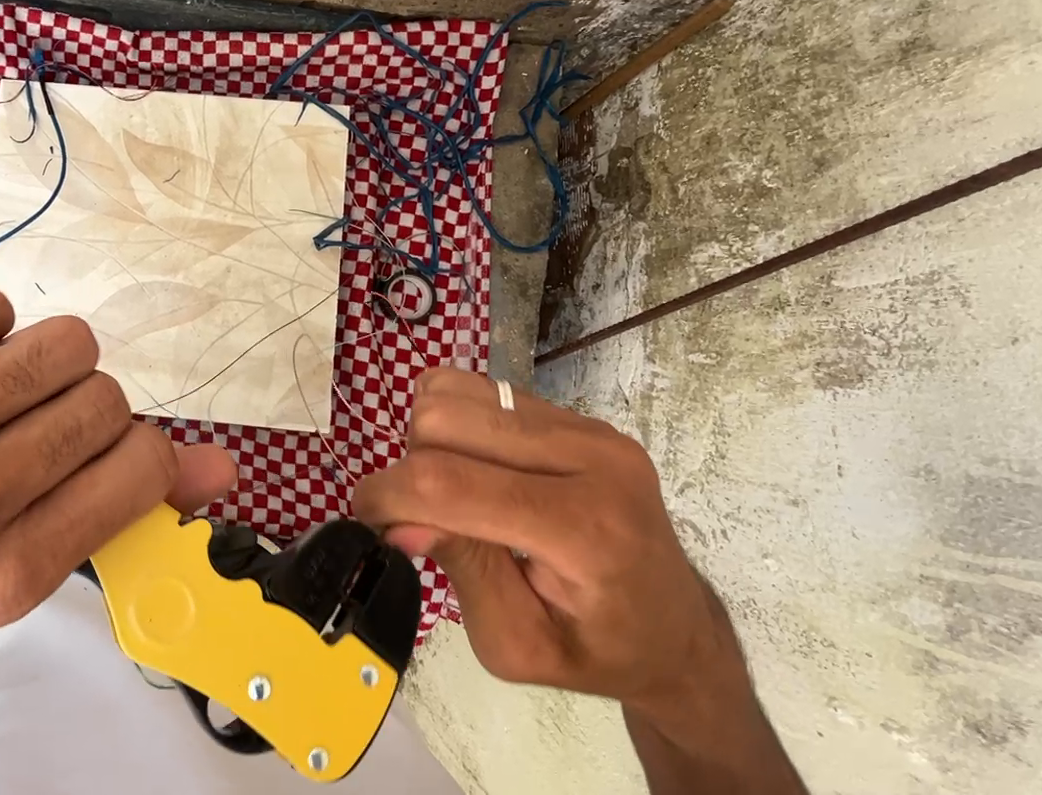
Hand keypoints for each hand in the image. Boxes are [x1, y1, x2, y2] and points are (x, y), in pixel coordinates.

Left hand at [0, 289, 237, 627]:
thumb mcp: (1, 544)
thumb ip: (115, 506)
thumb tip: (221, 466)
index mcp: (3, 571)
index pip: (139, 469)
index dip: (126, 444)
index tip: (86, 442)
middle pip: (105, 399)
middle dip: (68, 400)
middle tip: (7, 421)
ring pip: (67, 342)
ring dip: (33, 356)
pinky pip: (1, 307)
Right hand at [351, 368, 746, 718]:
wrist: (674, 629)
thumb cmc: (594, 650)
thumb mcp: (516, 645)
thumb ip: (461, 572)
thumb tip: (399, 522)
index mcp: (584, 529)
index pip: (448, 483)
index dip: (386, 496)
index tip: (367, 521)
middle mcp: (591, 458)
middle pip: (442, 422)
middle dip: (407, 470)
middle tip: (425, 518)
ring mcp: (587, 427)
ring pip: (452, 393)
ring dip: (427, 442)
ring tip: (454, 490)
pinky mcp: (575, 414)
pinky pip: (478, 390)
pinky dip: (452, 425)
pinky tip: (474, 467)